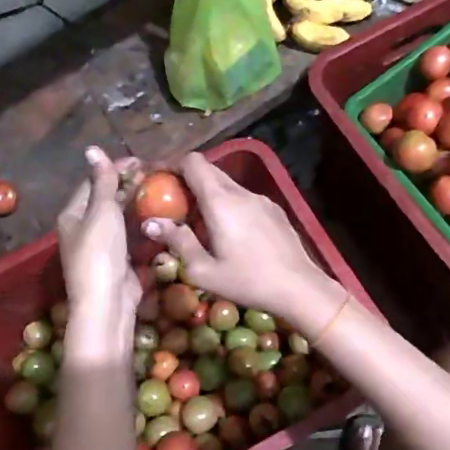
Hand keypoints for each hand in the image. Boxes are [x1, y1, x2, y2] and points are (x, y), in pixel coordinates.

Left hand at [57, 148, 140, 362]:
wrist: (107, 302)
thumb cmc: (100, 253)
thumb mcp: (102, 212)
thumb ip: (103, 181)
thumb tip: (92, 149)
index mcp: (72, 215)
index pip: (92, 183)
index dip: (114, 169)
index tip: (141, 161)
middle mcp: (84, 228)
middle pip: (107, 200)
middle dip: (128, 186)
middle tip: (156, 174)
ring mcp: (103, 246)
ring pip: (121, 219)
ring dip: (139, 205)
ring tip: (163, 191)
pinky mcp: (120, 261)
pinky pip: (132, 237)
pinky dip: (144, 225)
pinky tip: (161, 217)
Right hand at [142, 153, 346, 332]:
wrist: (299, 287)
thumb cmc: (248, 281)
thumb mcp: (204, 270)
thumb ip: (178, 241)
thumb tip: (150, 223)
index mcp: (220, 201)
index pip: (192, 162)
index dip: (171, 164)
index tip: (156, 179)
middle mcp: (242, 192)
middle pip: (209, 170)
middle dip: (186, 180)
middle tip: (171, 203)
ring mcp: (261, 200)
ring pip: (228, 185)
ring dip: (208, 194)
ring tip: (197, 220)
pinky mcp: (275, 211)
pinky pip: (244, 198)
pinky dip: (228, 204)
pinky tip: (228, 231)